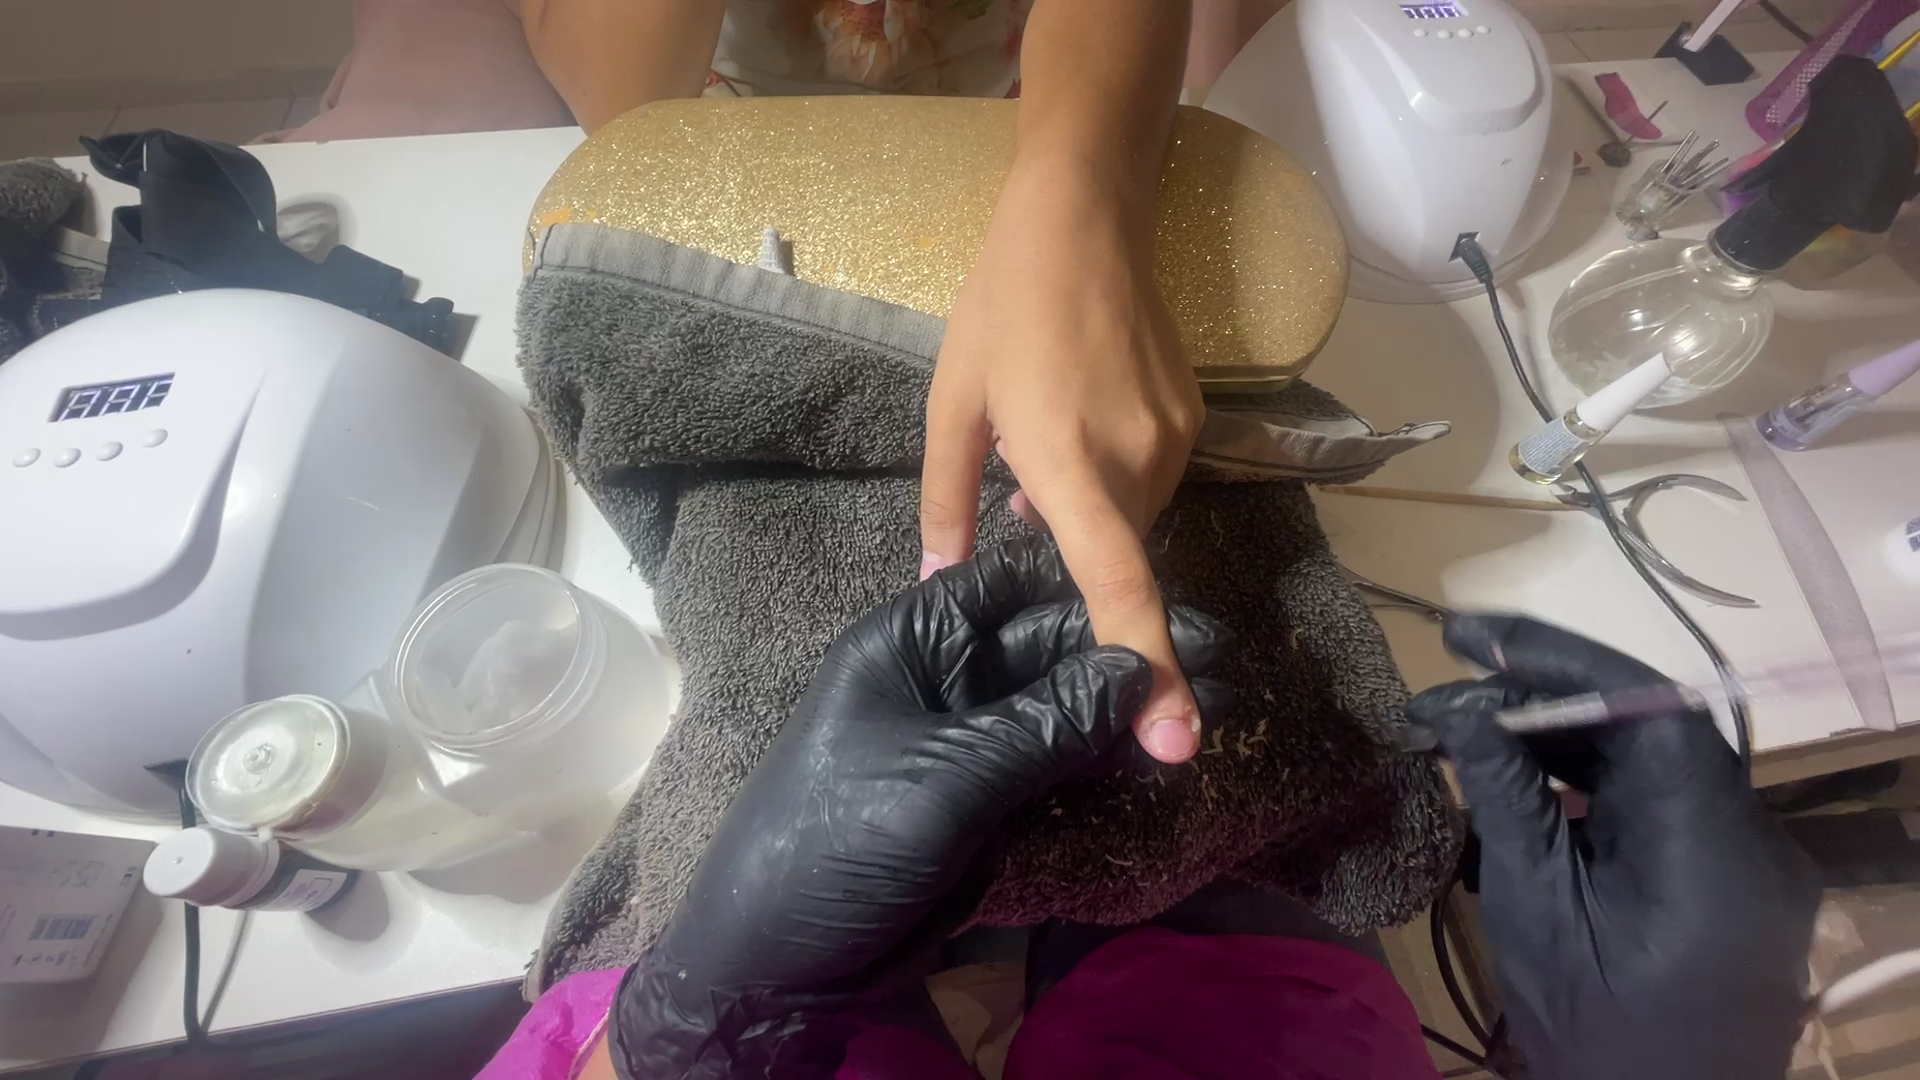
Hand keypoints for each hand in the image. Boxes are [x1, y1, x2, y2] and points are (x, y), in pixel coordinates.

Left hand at [608, 539, 1230, 1077]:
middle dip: (1125, 650)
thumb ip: (1042, 725)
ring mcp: (974, 730)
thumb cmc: (841, 839)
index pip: (1009, 585)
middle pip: (1049, 644)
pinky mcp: (993, 784)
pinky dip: (1105, 753)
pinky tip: (1160, 751)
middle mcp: (949, 671)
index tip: (1162, 591)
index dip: (1083, 583)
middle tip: (1216, 654)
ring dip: (1128, 705)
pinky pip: (1058, 755)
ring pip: (1063, 702)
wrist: (785, 956)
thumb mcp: (943, 778)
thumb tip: (1140, 670)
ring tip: (1215, 702)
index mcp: (916, 639)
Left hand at [921, 162, 1205, 764]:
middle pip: (1115, 553)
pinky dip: (1114, 484)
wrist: (1082, 219)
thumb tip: (941, 579)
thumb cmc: (1002, 308)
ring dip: (1091, 511)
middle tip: (1021, 505)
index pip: (1117, 581)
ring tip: (1046, 450)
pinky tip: (1081, 432)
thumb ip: (947, 502)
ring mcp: (1177, 442)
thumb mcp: (952, 407)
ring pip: (1133, 517)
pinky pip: (1150, 483)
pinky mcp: (1195, 422)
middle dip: (1074, 553)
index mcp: (1068, 463)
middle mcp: (1138, 464)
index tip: (1177, 740)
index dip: (1147, 665)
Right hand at [1407, 616, 1818, 1079]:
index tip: (1472, 641)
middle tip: (1449, 670)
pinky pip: (1636, 783)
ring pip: (1637, 745)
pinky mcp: (1706, 857)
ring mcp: (1730, 846)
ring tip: (1454, 717)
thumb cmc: (1589, 1021)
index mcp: (1712, 854)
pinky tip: (1502, 756)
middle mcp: (1744, 835)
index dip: (1562, 661)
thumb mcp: (1530, 906)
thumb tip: (1453, 709)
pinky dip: (1564, 758)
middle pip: (1645, 720)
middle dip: (1539, 683)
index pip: (1654, 714)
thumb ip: (1501, 796)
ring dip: (1543, 720)